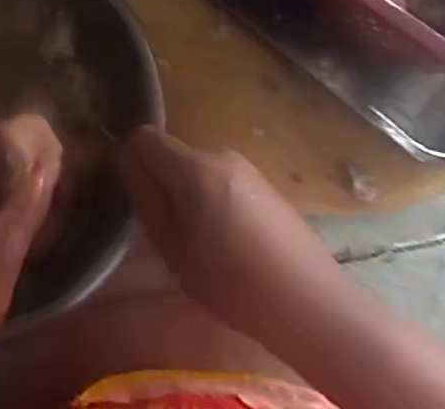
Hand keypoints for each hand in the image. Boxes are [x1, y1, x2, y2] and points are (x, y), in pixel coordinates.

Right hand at [118, 126, 349, 340]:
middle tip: (172, 229)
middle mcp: (218, 154)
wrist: (316, 307)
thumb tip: (128, 163)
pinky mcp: (266, 183)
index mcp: (192, 167)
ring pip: (196, 167)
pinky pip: (222, 179)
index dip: (133, 161)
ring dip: (190, 192)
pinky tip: (234, 241)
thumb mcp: (173, 249)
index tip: (140, 197)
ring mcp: (246, 167)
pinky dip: (215, 199)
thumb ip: (146, 199)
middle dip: (163, 180)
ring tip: (205, 240)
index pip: (143, 137)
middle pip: (171, 152)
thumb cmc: (235, 284)